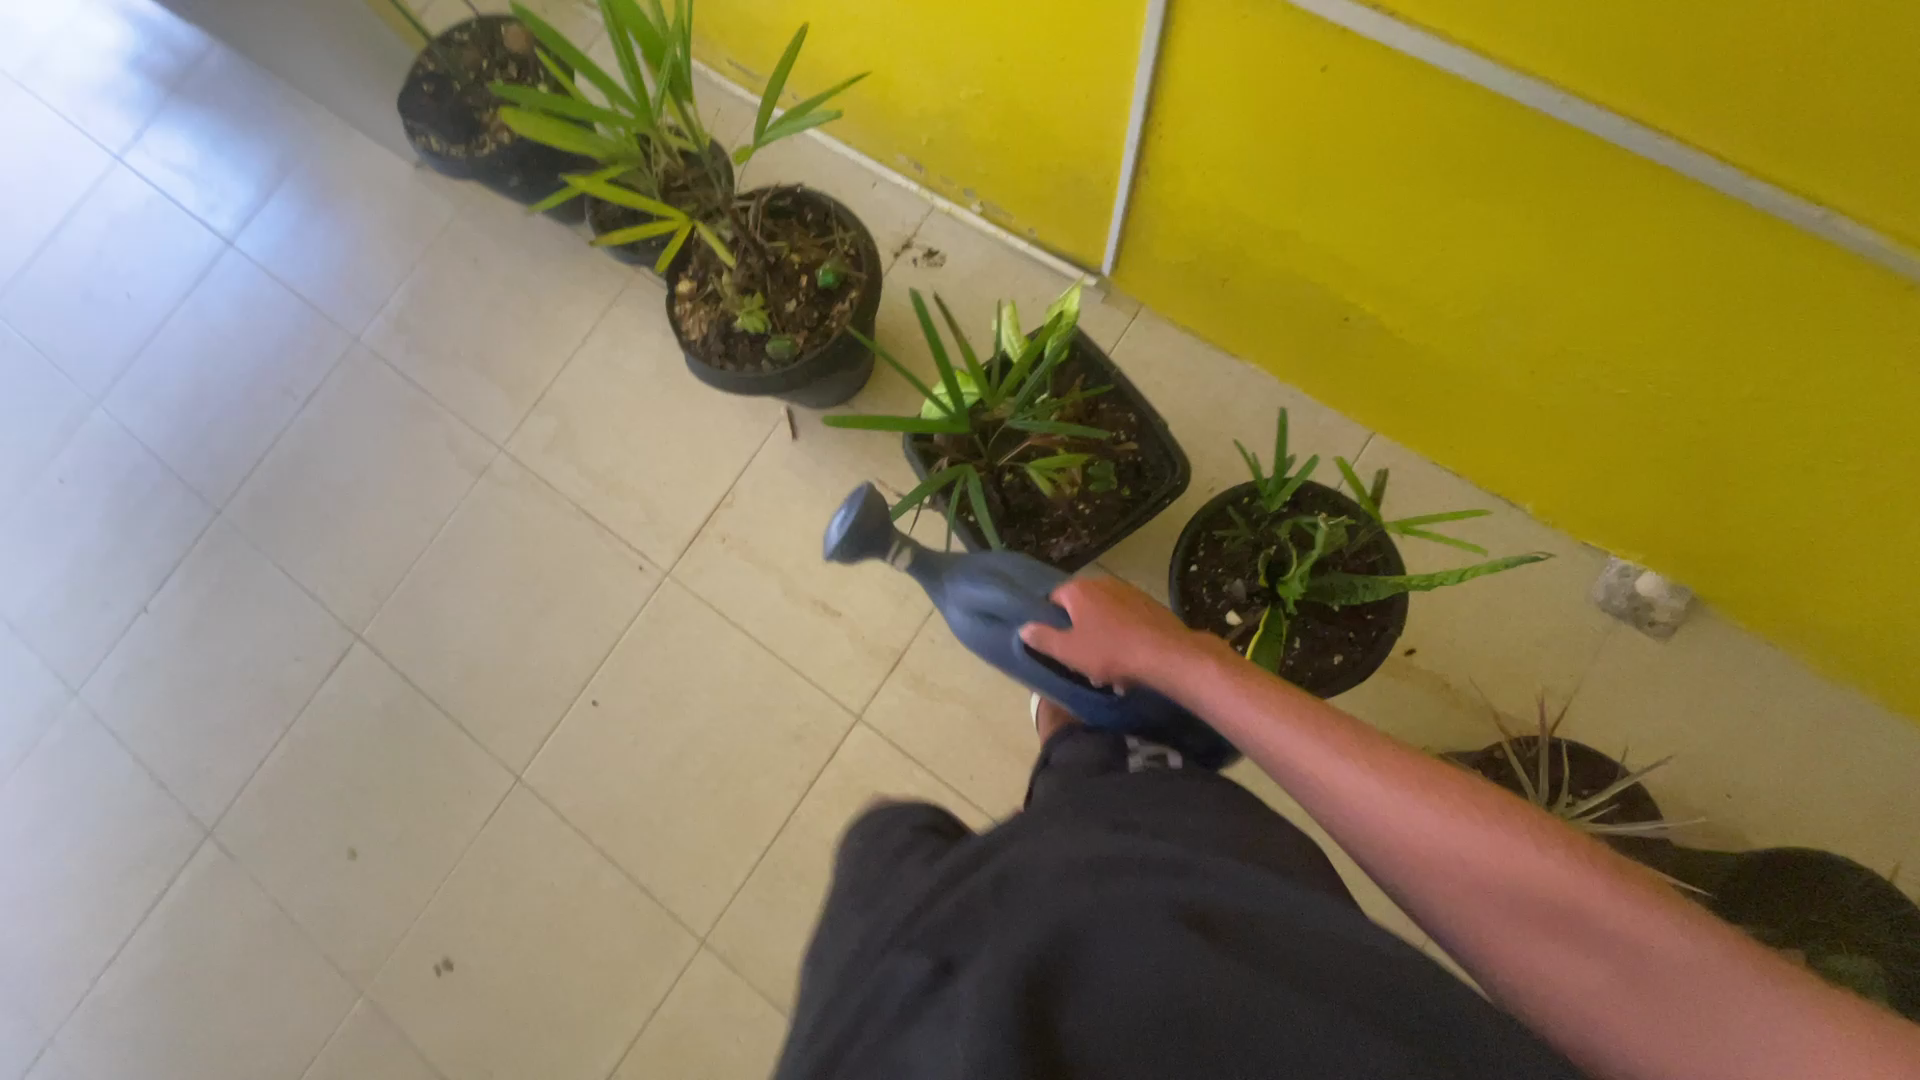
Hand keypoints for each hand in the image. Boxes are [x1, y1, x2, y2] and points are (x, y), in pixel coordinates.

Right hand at [1019, 576, 1215, 689]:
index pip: (1055, 598)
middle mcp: (1103, 583)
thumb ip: (1043, 638)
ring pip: (1106, 615)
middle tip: (1081, 659)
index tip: (1057, 643)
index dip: (1053, 620)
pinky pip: (1128, 620)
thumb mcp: (1069, 651)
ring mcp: (1130, 592)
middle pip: (1082, 607)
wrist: (1165, 654)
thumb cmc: (1110, 652)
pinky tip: (1129, 661)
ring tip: (1107, 667)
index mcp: (1079, 590)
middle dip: (1080, 630)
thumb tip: (1024, 628)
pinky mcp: (1151, 605)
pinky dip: (1124, 636)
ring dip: (1103, 635)